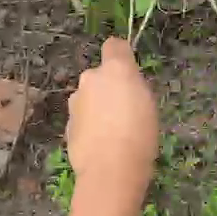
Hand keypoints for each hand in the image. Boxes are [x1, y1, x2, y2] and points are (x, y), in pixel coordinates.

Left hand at [66, 37, 158, 198]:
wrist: (110, 170)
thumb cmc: (140, 135)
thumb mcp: (149, 105)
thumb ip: (134, 87)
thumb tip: (125, 87)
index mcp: (116, 69)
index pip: (114, 45)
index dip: (121, 55)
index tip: (129, 72)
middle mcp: (91, 78)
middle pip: (100, 75)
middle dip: (108, 88)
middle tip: (125, 111)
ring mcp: (76, 101)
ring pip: (89, 97)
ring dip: (97, 107)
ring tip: (113, 133)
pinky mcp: (67, 123)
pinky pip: (82, 118)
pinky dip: (89, 126)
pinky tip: (100, 145)